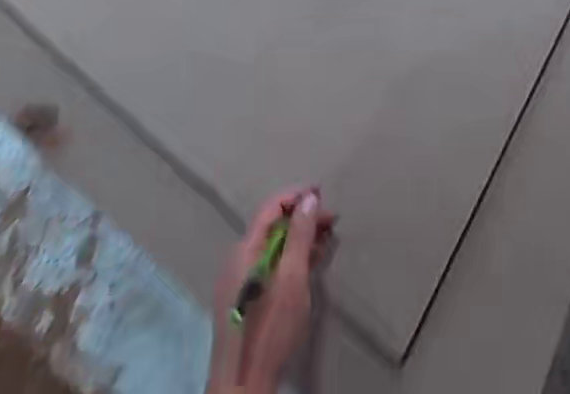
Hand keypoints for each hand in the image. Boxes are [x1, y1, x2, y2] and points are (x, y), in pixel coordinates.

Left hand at [208, 188, 334, 393]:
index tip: (322, 194)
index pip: (270, 208)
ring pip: (272, 247)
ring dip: (298, 239)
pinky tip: (309, 264)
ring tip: (326, 240)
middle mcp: (237, 260)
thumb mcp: (292, 278)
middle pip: (271, 227)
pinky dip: (290, 259)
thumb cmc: (271, 328)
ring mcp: (239, 281)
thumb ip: (300, 236)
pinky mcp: (245, 300)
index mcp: (244, 250)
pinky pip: (269, 266)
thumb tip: (309, 198)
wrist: (243, 386)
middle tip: (332, 221)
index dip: (296, 197)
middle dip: (301, 219)